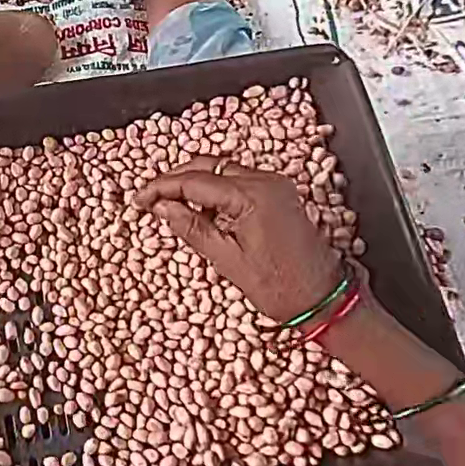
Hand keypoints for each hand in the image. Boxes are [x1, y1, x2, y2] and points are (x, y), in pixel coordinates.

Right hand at [133, 159, 343, 322]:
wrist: (325, 299)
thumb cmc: (279, 287)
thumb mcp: (226, 260)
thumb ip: (191, 227)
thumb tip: (162, 207)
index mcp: (252, 197)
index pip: (194, 181)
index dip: (161, 188)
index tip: (139, 199)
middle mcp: (266, 182)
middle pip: (207, 166)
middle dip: (174, 180)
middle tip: (150, 199)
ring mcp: (275, 185)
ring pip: (221, 171)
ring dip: (193, 184)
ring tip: (170, 206)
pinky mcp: (279, 194)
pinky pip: (237, 181)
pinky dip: (214, 190)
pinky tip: (200, 210)